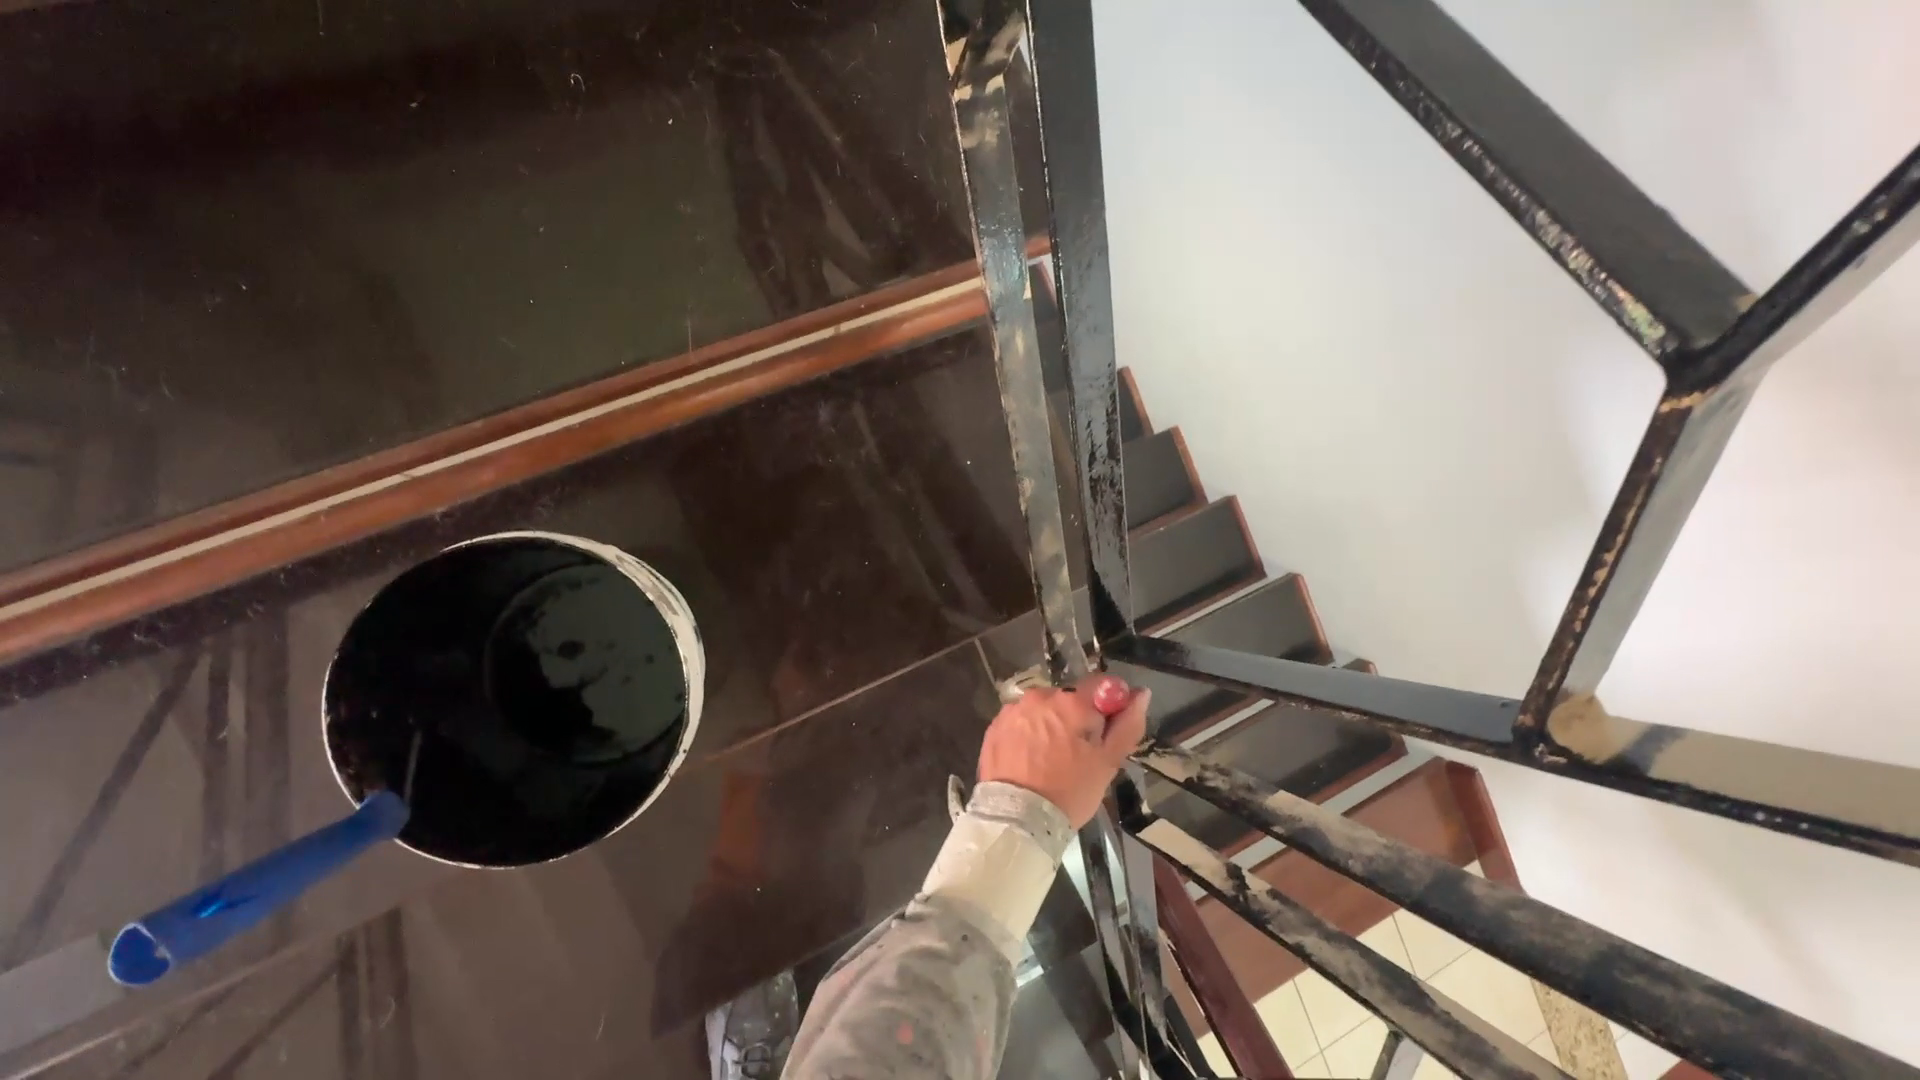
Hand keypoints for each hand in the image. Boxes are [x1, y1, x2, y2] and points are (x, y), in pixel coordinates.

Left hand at [977, 675, 1151, 827]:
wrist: (1017, 819)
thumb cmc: (1070, 792)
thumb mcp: (1108, 763)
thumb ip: (1127, 725)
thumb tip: (1141, 694)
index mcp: (1072, 702)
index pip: (1100, 686)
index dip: (1108, 705)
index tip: (1106, 730)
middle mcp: (1041, 696)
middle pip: (1069, 699)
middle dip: (1076, 719)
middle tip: (1078, 754)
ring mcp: (1014, 710)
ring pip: (1043, 710)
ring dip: (1050, 725)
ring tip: (1050, 760)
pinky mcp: (995, 726)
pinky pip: (1020, 722)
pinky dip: (1028, 734)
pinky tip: (1029, 760)